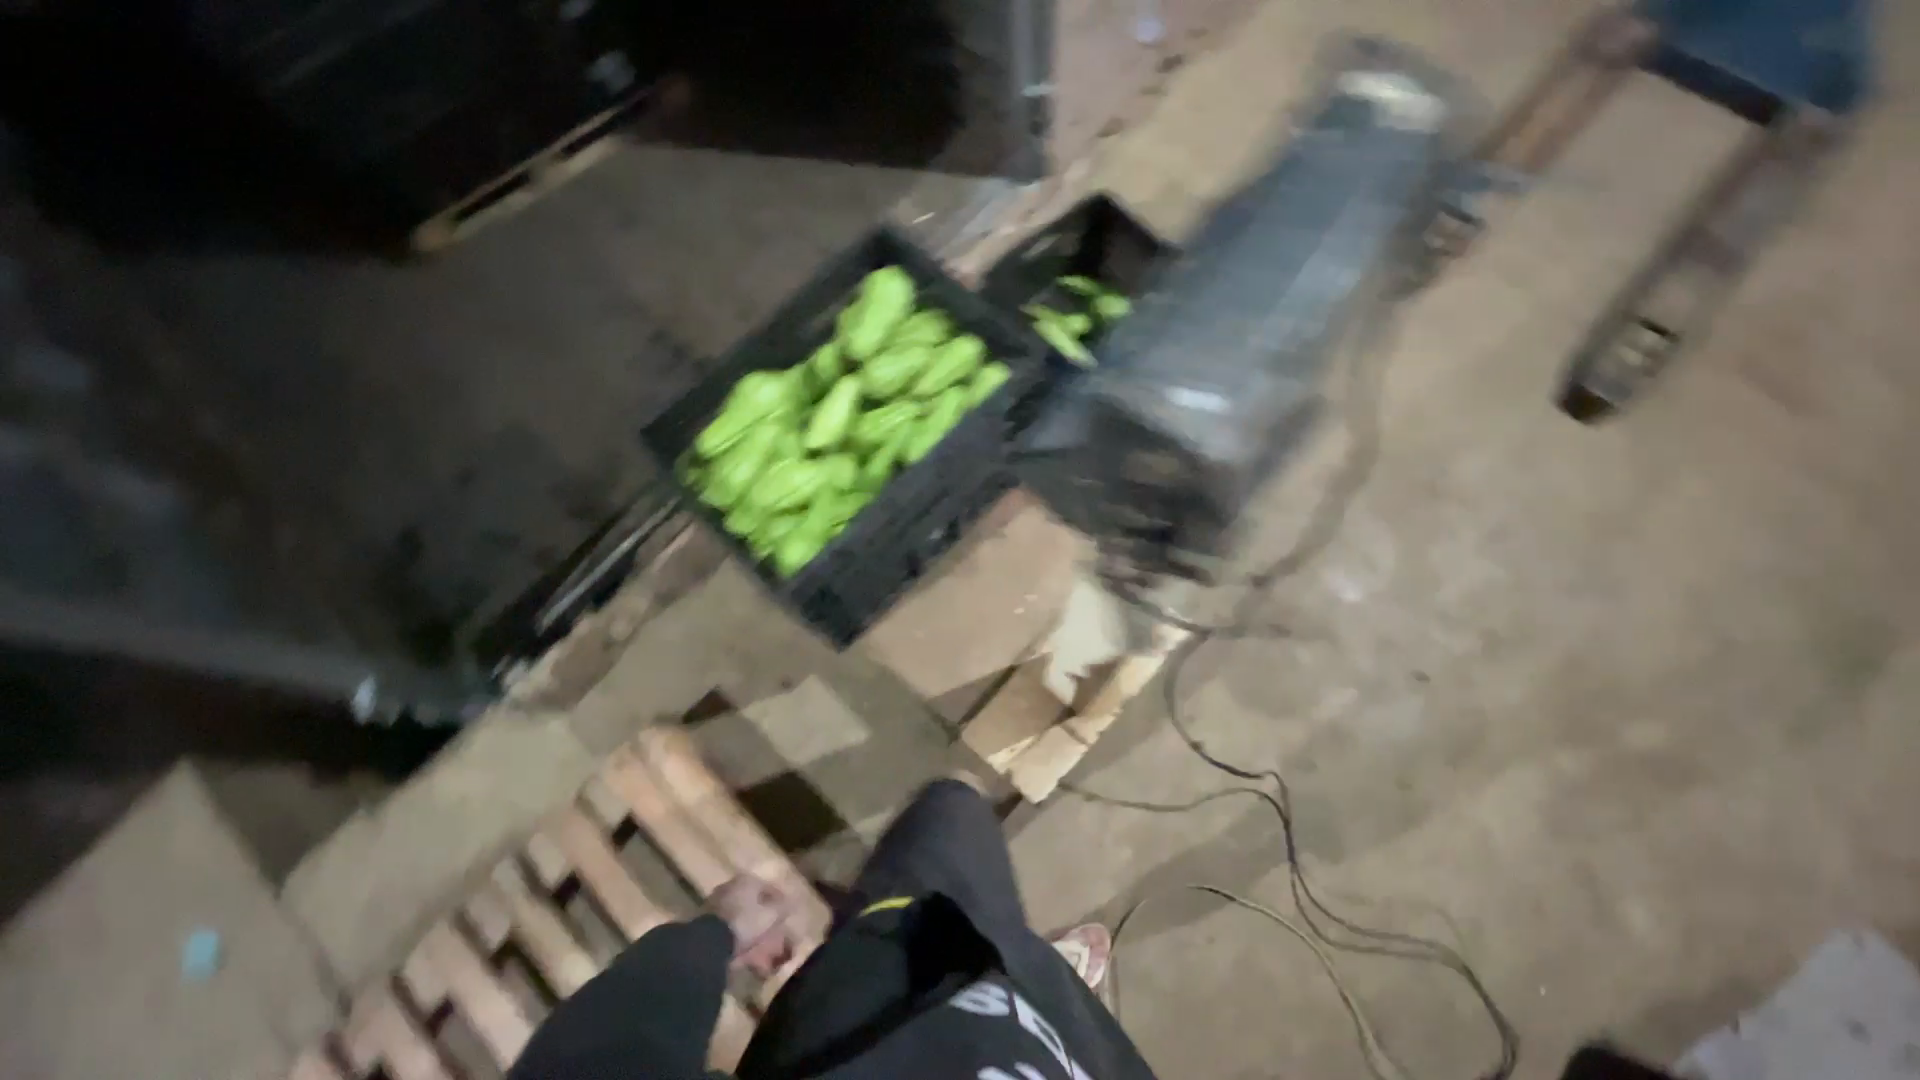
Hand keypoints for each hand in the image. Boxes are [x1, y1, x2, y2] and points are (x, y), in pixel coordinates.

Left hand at [709, 874, 801, 977]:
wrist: (708, 942)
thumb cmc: (744, 922)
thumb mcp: (770, 915)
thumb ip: (783, 907)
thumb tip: (793, 901)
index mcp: (746, 881)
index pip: (769, 888)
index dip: (781, 903)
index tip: (788, 917)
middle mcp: (730, 887)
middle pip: (754, 904)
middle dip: (765, 920)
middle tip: (774, 935)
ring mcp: (716, 904)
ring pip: (742, 918)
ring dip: (753, 932)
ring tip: (762, 951)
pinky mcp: (706, 922)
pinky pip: (730, 929)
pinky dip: (739, 939)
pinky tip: (746, 954)